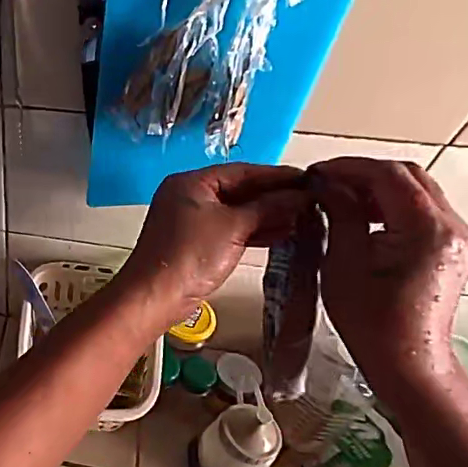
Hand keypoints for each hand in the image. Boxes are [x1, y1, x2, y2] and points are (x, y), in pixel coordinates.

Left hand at [119, 163, 311, 322]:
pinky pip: (230, 229)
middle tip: (311, 199)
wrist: (156, 296)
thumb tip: (298, 197)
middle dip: (275, 196)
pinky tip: (282, 233)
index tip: (307, 180)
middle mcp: (188, 196)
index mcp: (191, 183)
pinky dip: (254, 230)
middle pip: (239, 189)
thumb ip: (268, 207)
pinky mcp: (196, 243)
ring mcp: (190, 220)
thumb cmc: (188, 256)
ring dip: (268, 214)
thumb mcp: (234, 226)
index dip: (277, 175)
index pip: (242, 171)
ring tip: (303, 217)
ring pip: (236, 211)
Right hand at [310, 157, 467, 383]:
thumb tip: (327, 183)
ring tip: (340, 200)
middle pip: (407, 176)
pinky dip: (391, 205)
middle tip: (326, 183)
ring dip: (377, 188)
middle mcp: (452, 227)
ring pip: (416, 191)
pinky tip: (363, 220)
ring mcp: (457, 238)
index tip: (316, 173)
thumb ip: (340, 213)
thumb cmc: (371, 319)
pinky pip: (422, 211)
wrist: (406, 361)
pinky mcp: (452, 250)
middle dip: (363, 174)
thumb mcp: (343, 260)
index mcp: (426, 228)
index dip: (348, 167)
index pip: (388, 175)